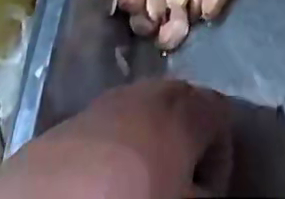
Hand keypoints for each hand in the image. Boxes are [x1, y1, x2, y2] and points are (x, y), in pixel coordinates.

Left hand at [0, 79, 231, 198]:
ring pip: (139, 111)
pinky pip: (101, 130)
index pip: (221, 112)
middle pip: (182, 102)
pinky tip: (95, 188)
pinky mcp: (63, 126)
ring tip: (136, 183)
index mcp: (184, 110)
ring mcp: (102, 105)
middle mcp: (148, 94)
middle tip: (177, 182)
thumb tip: (203, 190)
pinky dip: (108, 151)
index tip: (207, 193)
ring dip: (147, 140)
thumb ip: (208, 194)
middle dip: (187, 138)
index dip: (221, 156)